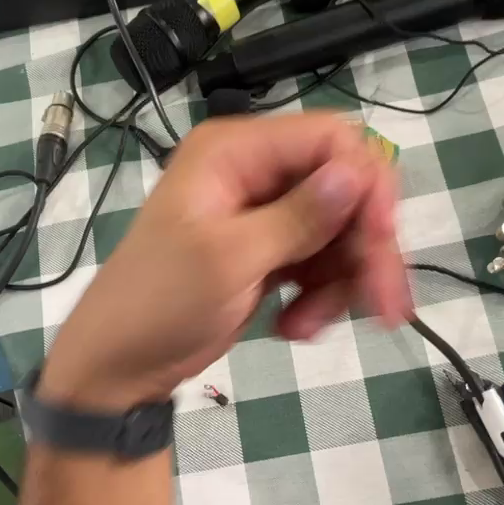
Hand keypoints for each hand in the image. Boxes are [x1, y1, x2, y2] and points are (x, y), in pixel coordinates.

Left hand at [41, 114, 411, 412]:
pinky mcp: (270, 256)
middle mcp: (254, 173)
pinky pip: (321, 264)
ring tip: (306, 327)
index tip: (383, 239)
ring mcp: (263, 217)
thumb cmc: (159, 303)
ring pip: (340, 234)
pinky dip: (320, 298)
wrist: (120, 364)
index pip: (330, 140)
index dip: (367, 184)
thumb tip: (359, 172)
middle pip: (345, 191)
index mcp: (234, 153)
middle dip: (364, 250)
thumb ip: (298, 217)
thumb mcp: (229, 259)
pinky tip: (295, 328)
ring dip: (339, 285)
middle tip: (383, 307)